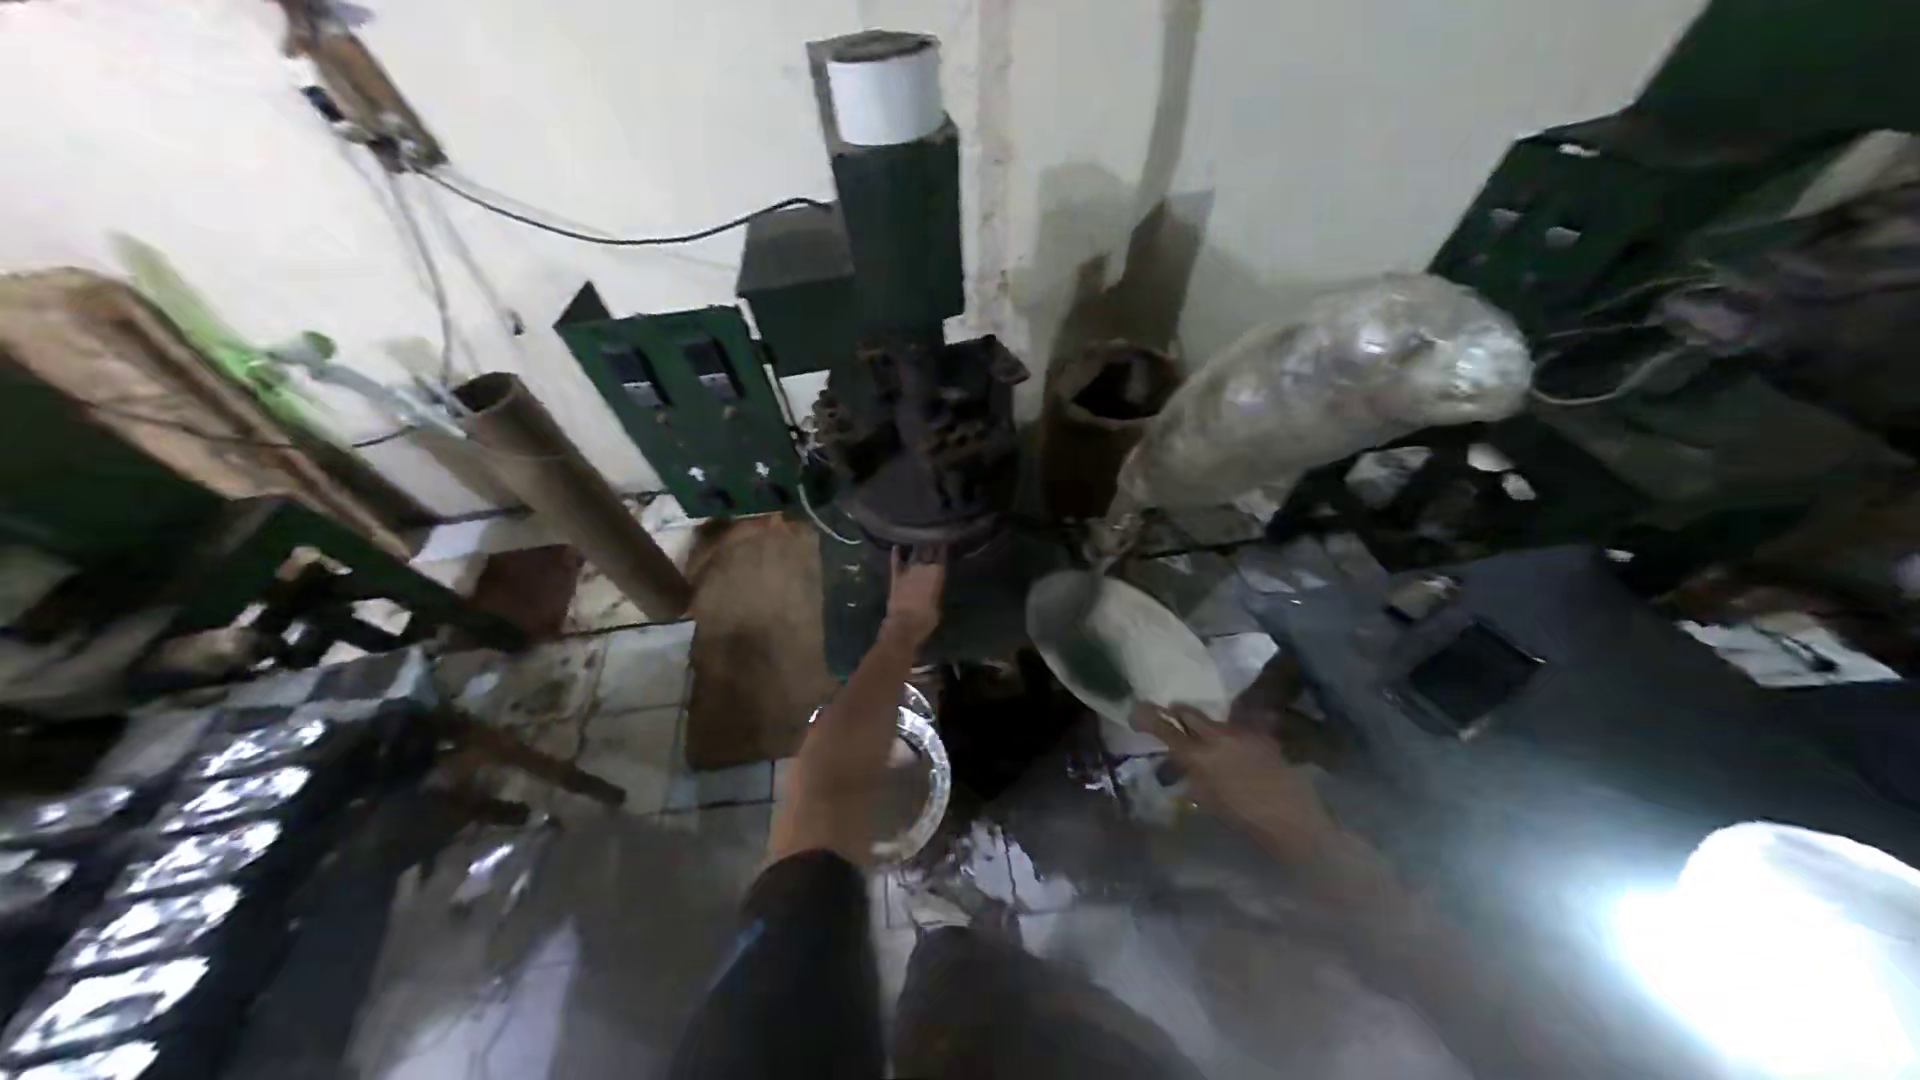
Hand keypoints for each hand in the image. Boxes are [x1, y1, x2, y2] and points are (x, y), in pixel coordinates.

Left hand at [882, 544, 946, 647]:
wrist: (905, 624)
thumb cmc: (928, 618)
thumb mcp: (940, 603)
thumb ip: (938, 588)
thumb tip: (936, 584)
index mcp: (938, 572)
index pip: (943, 553)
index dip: (945, 545)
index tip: (947, 539)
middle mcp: (924, 566)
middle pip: (929, 549)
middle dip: (932, 543)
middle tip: (934, 538)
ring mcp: (908, 569)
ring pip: (915, 552)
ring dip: (918, 546)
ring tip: (920, 540)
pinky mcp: (895, 575)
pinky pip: (895, 560)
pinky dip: (896, 553)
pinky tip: (896, 546)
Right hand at [1133, 703, 1343, 863]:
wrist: (1297, 823)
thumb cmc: (1245, 822)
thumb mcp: (1208, 801)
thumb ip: (1190, 776)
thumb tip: (1178, 765)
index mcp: (1198, 756)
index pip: (1164, 727)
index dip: (1146, 717)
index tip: (1134, 711)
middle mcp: (1217, 736)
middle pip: (1188, 711)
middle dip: (1176, 713)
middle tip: (1171, 718)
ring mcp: (1242, 732)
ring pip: (1214, 719)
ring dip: (1205, 725)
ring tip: (1208, 738)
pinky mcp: (1264, 736)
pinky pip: (1240, 727)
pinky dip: (1232, 735)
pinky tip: (1237, 749)